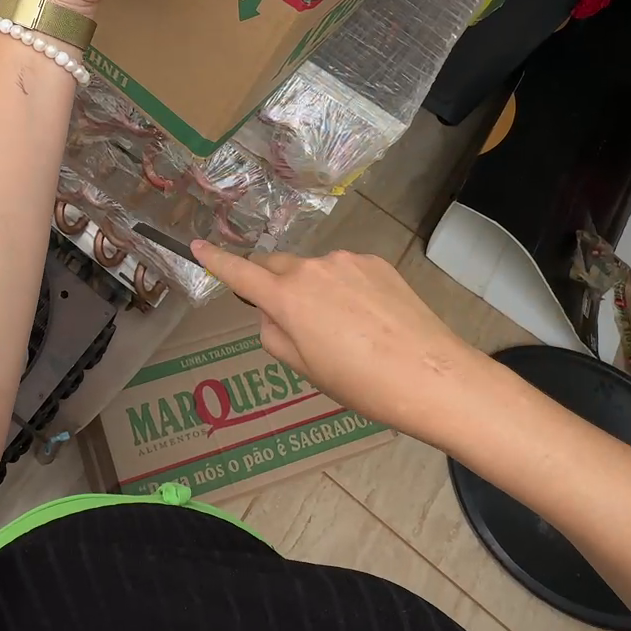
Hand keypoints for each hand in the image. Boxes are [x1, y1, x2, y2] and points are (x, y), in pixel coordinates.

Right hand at [189, 242, 490, 446]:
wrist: (433, 376)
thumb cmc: (362, 384)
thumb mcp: (306, 370)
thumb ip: (275, 336)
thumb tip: (273, 314)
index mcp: (286, 298)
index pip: (239, 272)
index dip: (215, 260)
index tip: (196, 246)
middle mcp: (310, 269)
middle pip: (276, 266)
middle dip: (274, 284)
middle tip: (294, 321)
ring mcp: (346, 261)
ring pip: (314, 270)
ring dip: (315, 289)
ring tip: (347, 329)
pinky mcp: (376, 262)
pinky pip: (346, 271)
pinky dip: (346, 288)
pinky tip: (371, 318)